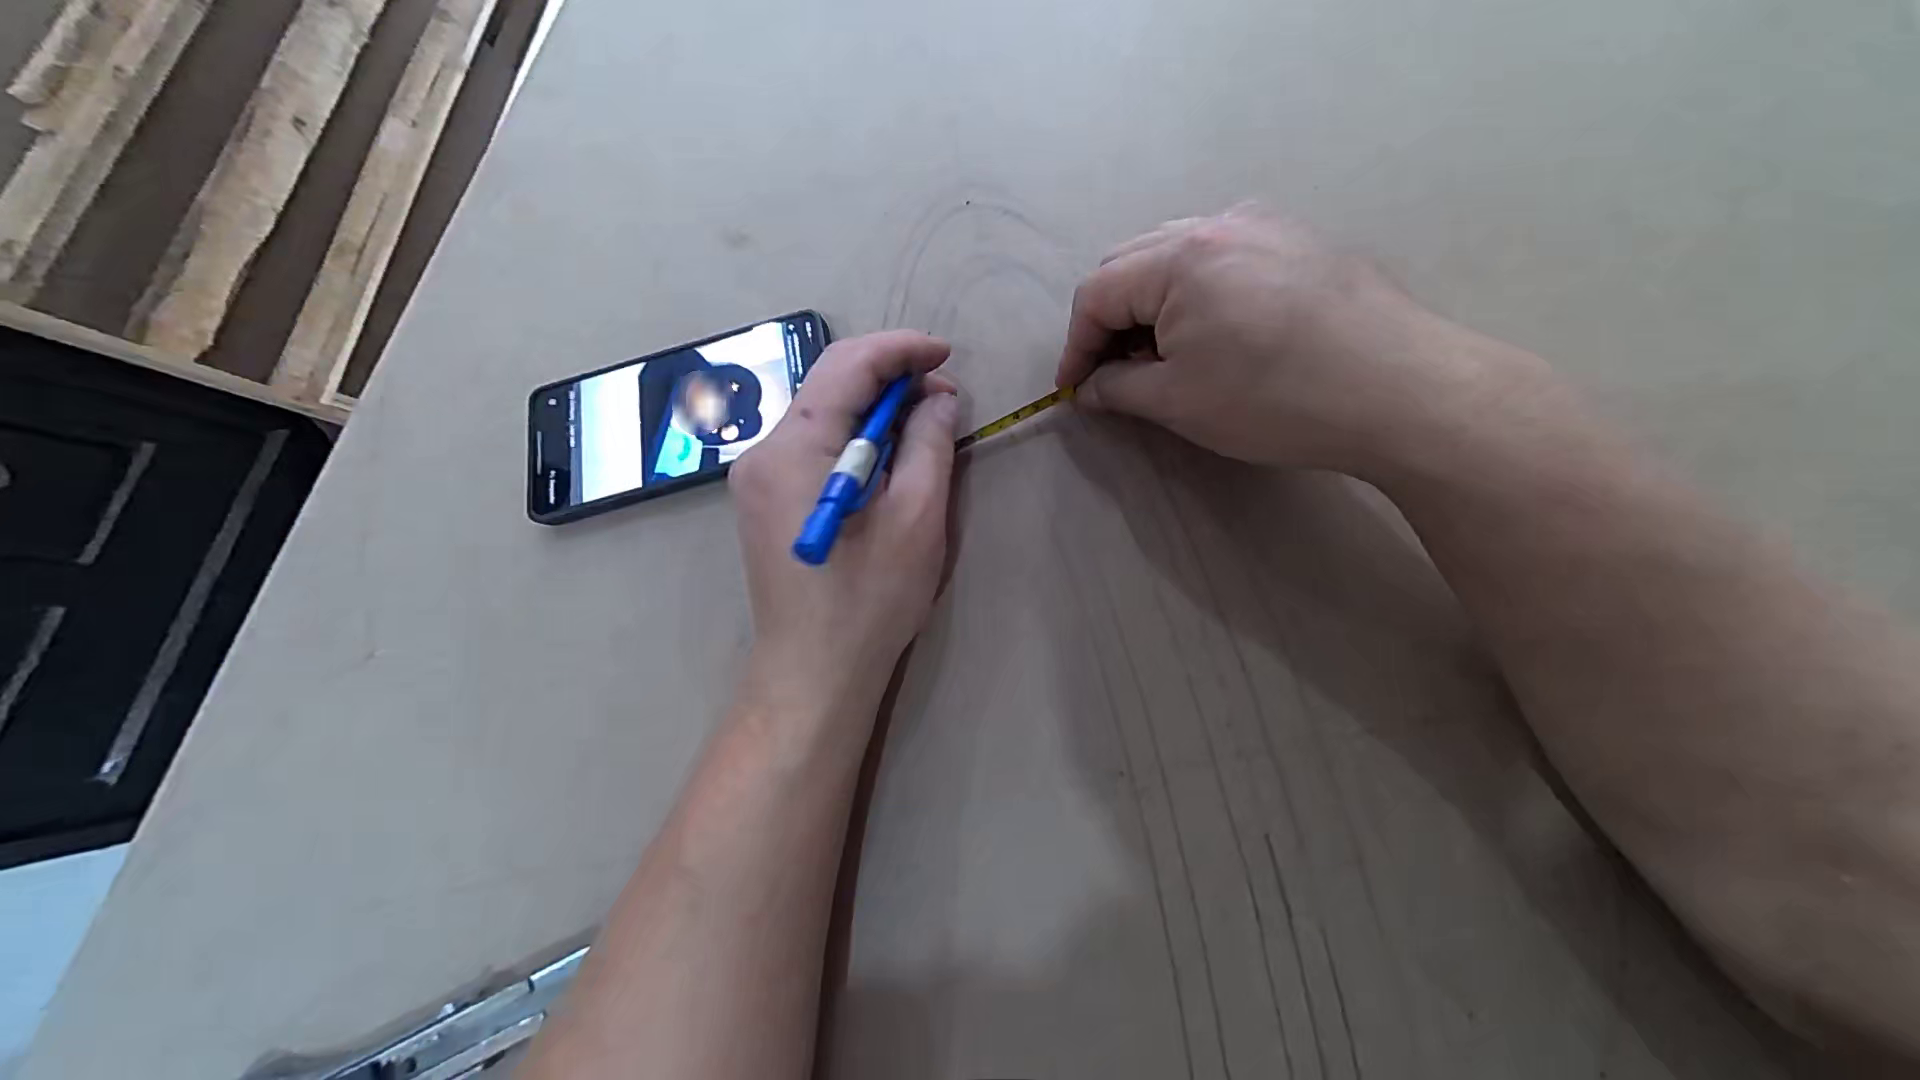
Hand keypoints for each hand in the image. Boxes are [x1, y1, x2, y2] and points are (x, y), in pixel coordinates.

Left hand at [730, 330, 960, 716]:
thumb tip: (937, 398)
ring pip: (821, 416)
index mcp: (794, 448)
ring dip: (874, 410)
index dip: (900, 350)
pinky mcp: (765, 503)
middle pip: (828, 385)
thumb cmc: (870, 599)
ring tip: (923, 426)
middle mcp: (762, 453)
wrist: (814, 671)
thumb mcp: (916, 517)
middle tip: (943, 396)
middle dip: (889, 378)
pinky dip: (854, 440)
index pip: (846, 365)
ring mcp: (757, 480)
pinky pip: (812, 449)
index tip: (946, 356)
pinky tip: (887, 458)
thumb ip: (928, 444)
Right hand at [1057, 204, 1546, 477]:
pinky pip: (1220, 257)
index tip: (1073, 390)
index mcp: (1179, 257)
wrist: (1400, 391)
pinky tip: (1208, 330)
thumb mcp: (1177, 402)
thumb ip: (1117, 388)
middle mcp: (1218, 223)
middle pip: (1131, 264)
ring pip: (1175, 256)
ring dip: (1149, 304)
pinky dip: (1192, 292)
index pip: (1096, 292)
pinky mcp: (1298, 241)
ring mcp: (1265, 225)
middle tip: (1110, 372)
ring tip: (1157, 355)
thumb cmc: (1274, 399)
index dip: (1074, 345)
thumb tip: (1088, 388)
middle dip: (1107, 321)